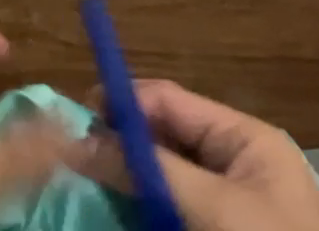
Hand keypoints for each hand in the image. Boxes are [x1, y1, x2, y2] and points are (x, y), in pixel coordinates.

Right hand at [79, 80, 318, 230]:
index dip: (120, 103)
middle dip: (119, 142)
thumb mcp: (215, 208)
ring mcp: (227, 201)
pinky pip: (170, 207)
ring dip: (126, 178)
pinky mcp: (216, 229)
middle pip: (161, 134)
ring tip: (88, 183)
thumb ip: (150, 169)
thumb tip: (80, 140)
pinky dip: (142, 207)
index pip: (168, 100)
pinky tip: (116, 211)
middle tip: (76, 158)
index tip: (75, 122)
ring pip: (161, 172)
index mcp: (243, 138)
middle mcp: (233, 160)